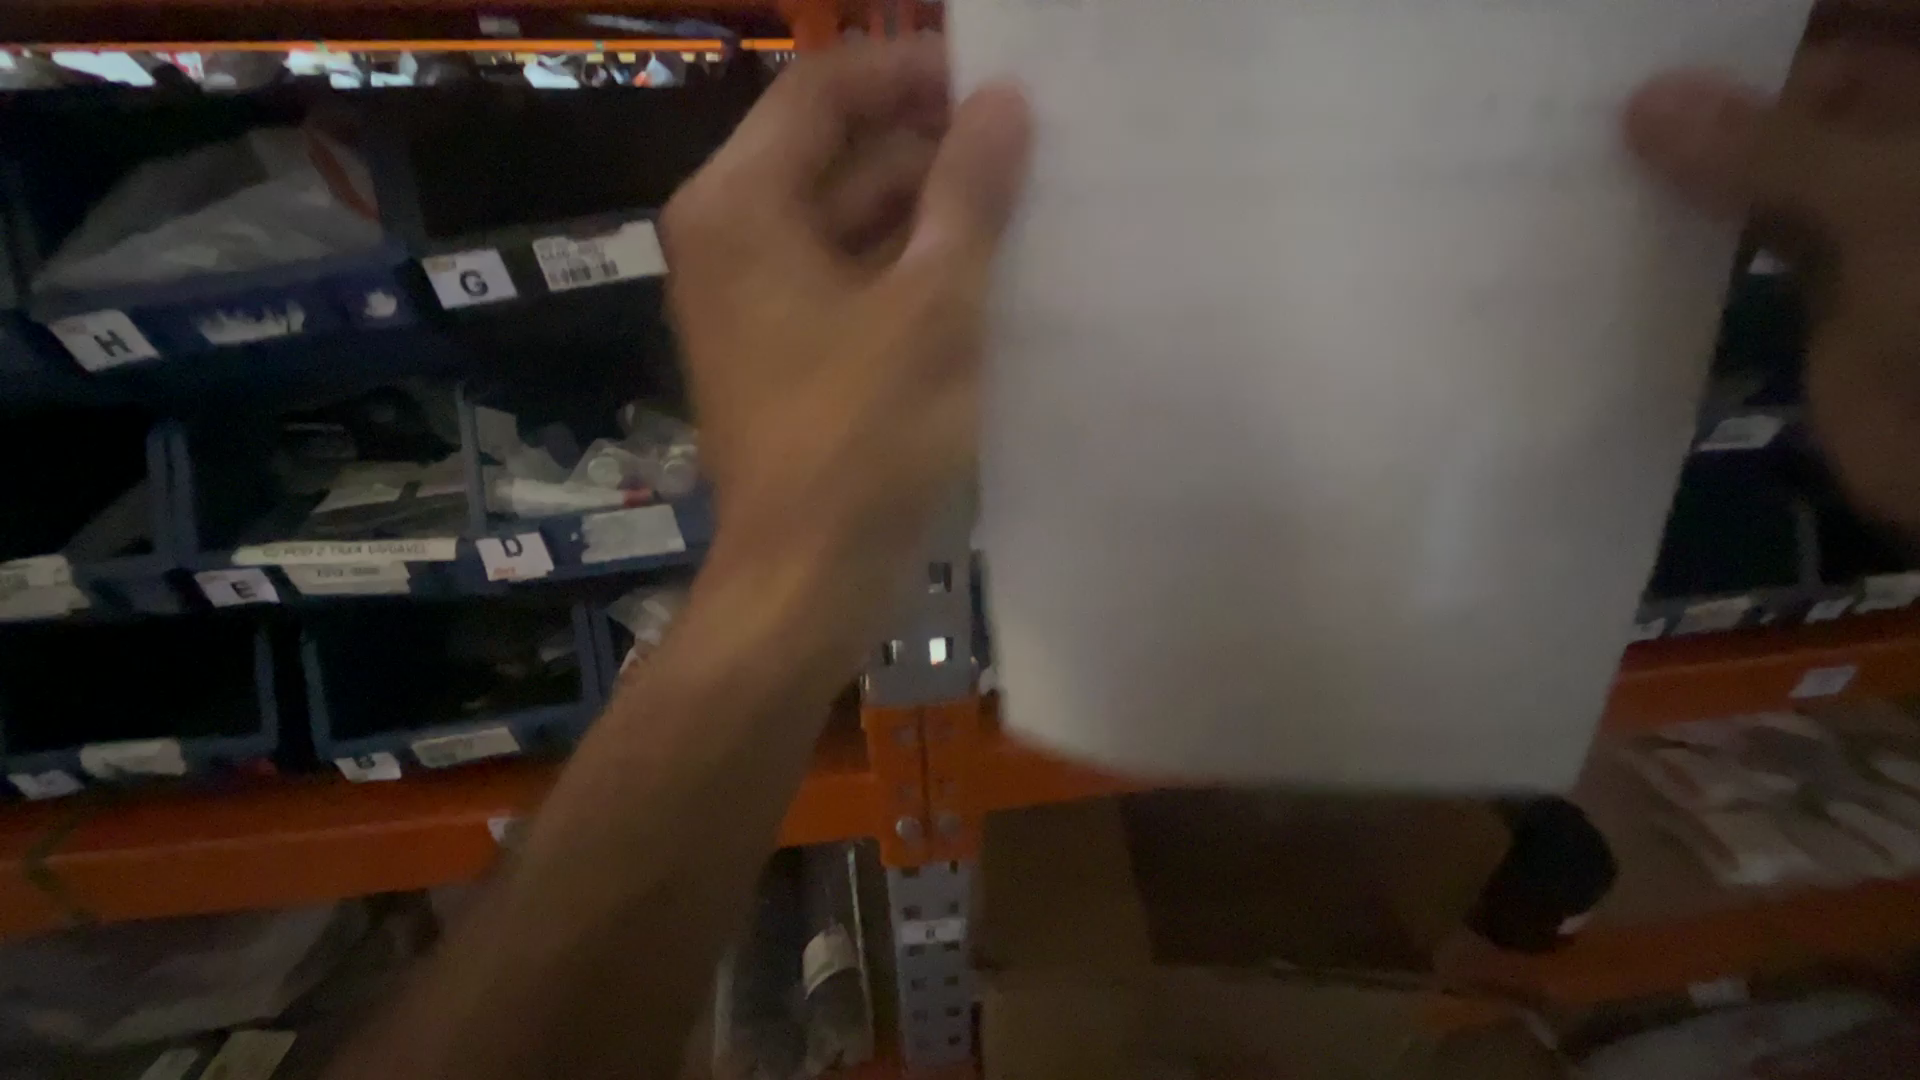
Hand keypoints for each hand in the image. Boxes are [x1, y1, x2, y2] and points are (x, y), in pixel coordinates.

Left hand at [662, 39, 1031, 570]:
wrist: (809, 579)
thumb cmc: (864, 440)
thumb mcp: (932, 309)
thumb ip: (968, 196)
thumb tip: (1003, 104)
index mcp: (741, 208)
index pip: (825, 92)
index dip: (912, 73)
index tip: (998, 83)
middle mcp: (733, 243)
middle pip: (836, 159)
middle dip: (931, 151)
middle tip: (1030, 151)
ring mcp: (756, 306)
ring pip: (849, 228)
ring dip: (929, 218)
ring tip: (1023, 211)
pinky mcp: (787, 358)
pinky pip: (851, 288)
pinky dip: (909, 277)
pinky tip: (983, 281)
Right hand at [1625, 11, 1919, 530]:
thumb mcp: (1895, 208)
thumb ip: (1772, 151)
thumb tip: (1648, 105)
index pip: (1890, 11)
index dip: (1795, 8)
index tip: (1686, 17)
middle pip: (1834, 66)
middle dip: (1733, 68)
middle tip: (1620, 70)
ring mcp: (1887, 198)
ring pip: (1787, 143)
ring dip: (1703, 143)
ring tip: (1601, 127)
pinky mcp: (1833, 263)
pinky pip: (1757, 215)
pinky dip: (1699, 209)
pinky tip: (1625, 200)